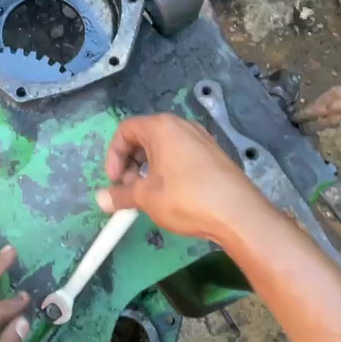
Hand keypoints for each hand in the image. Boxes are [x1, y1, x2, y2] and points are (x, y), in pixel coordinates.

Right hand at [96, 113, 276, 243]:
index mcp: (162, 127)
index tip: (115, 180)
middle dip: (130, 163)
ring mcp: (202, 140)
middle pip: (144, 137)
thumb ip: (120, 195)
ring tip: (149, 194)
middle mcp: (182, 127)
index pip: (125, 130)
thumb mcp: (146, 198)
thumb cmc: (186, 198)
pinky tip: (172, 195)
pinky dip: (168, 171)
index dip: (114, 155)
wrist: (239, 215)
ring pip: (164, 148)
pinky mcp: (215, 156)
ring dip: (148, 169)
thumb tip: (101, 200)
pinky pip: (181, 156)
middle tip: (129, 188)